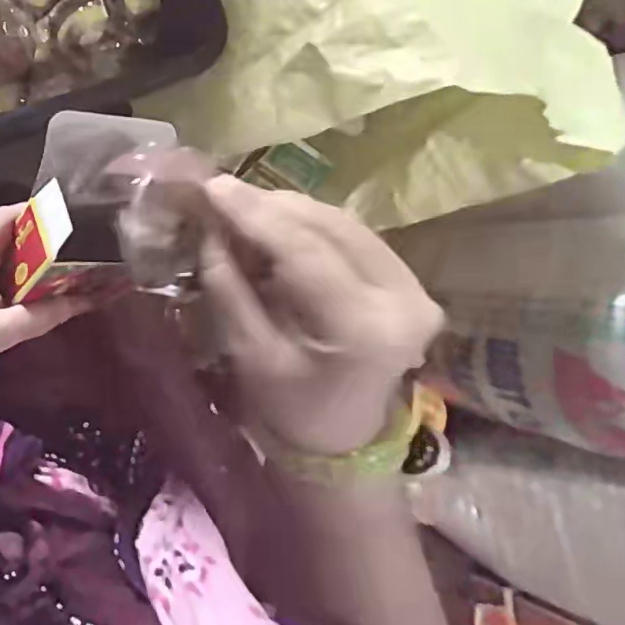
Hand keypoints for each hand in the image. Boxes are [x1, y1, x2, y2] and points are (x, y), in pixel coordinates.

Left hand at [0, 203, 93, 376]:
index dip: (39, 214)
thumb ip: (46, 314)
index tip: (68, 225)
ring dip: (23, 249)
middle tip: (68, 251)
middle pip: (5, 225)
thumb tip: (84, 301)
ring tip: (53, 265)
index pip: (8, 215)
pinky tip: (24, 279)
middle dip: (38, 235)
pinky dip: (7, 259)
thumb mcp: (4, 331)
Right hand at [198, 177, 443, 457]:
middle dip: (269, 204)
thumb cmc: (288, 406)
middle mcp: (404, 300)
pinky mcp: (409, 283)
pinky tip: (274, 222)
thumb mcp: (248, 352)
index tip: (212, 186)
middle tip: (220, 193)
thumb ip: (229, 287)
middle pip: (331, 227)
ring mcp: (415, 288)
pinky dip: (308, 223)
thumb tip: (209, 230)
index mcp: (364, 328)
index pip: (306, 251)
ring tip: (240, 205)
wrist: (341, 438)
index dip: (255, 214)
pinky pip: (353, 235)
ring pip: (344, 224)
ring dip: (288, 209)